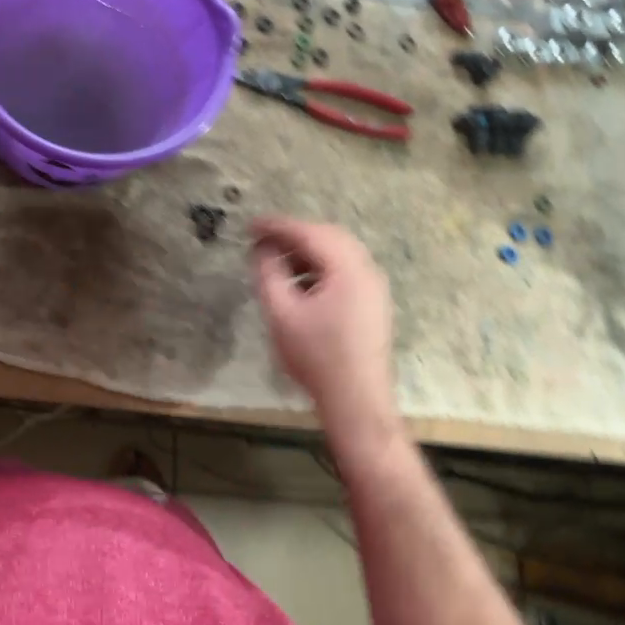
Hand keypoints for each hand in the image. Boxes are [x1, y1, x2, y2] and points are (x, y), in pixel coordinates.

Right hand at [250, 217, 403, 457]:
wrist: (356, 400)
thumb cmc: (316, 356)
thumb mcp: (281, 313)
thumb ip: (269, 274)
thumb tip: (262, 249)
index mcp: (348, 269)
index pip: (309, 233)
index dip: (277, 226)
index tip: (250, 225)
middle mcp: (367, 271)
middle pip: (328, 237)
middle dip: (294, 235)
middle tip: (262, 240)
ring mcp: (374, 288)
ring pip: (338, 253)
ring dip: (307, 251)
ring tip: (277, 260)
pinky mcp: (373, 303)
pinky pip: (345, 270)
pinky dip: (320, 266)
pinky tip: (300, 283)